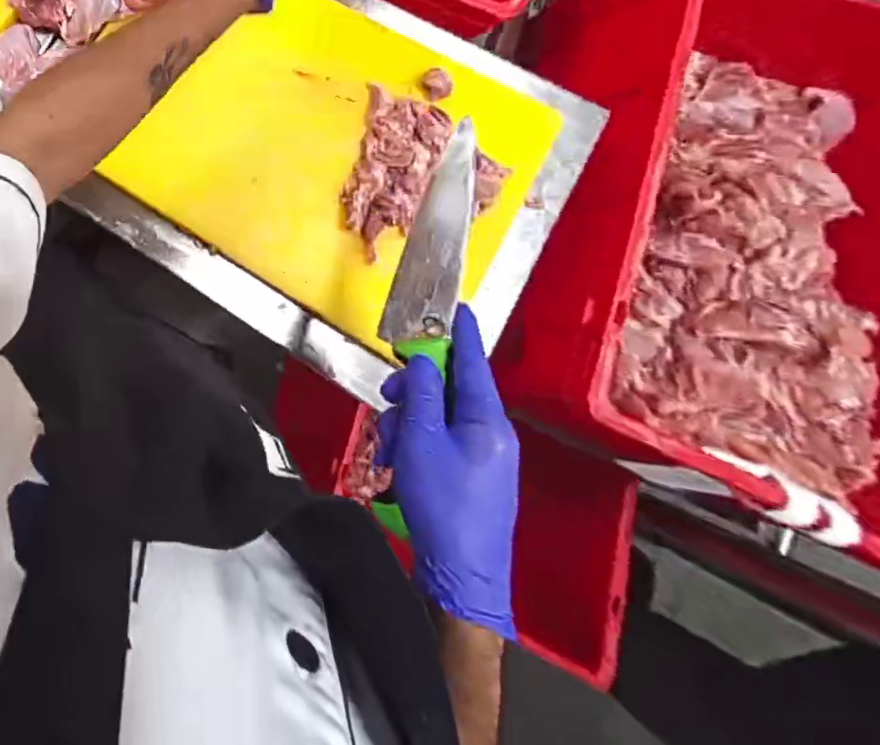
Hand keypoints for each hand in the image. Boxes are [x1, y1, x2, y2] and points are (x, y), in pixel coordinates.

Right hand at [378, 304, 519, 640]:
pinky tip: (399, 463)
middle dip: (414, 391)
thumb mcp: (422, 440)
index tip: (457, 309)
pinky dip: (415, 444)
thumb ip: (422, 395)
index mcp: (488, 421)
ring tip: (392, 450)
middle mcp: (492, 434)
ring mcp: (484, 456)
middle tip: (388, 399)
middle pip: (449, 391)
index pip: (474, 365)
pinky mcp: (471, 475)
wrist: (463, 571)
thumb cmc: (442, 501)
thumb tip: (425, 362)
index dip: (462, 335)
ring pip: (437, 417)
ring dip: (407, 423)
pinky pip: (439, 441)